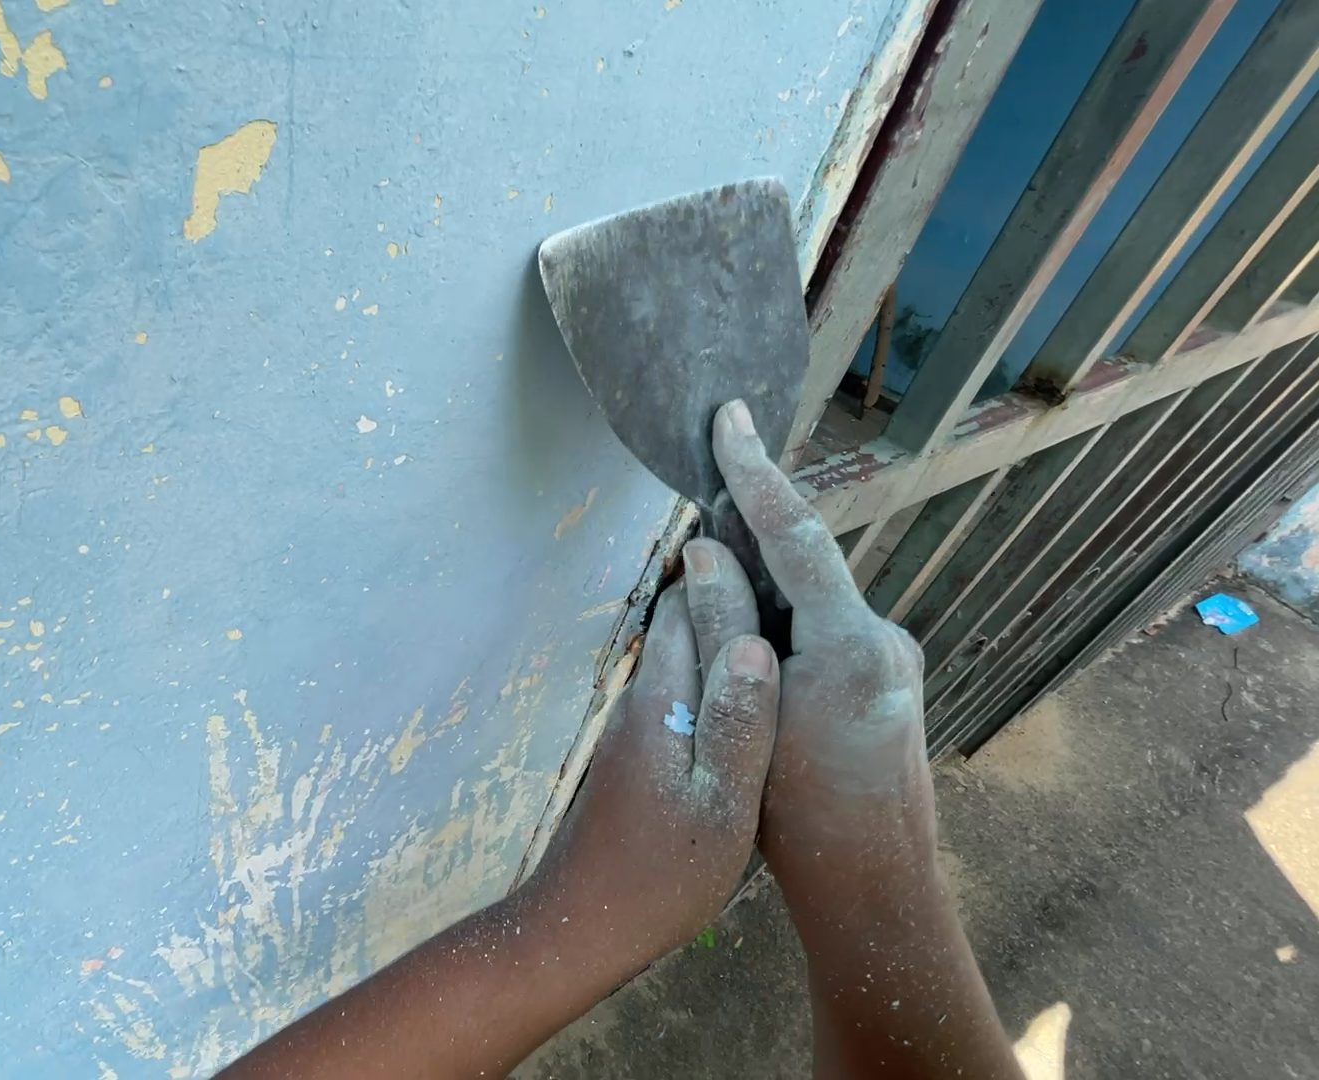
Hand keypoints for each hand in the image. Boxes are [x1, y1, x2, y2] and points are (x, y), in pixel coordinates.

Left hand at [528, 541, 779, 974]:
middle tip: (765, 549)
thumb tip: (755, 644)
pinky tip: (730, 674)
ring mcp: (631, 720)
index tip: (750, 520)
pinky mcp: (631, 743)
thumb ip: (737, 722)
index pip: (692, 612)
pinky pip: (671, 682)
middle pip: (678, 621)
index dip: (723, 568)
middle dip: (715, 583)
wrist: (587, 914)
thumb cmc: (661, 872)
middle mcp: (641, 698)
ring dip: (708, 620)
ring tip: (759, 599)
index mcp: (664, 703)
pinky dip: (700, 662)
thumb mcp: (721, 806)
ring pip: (673, 650)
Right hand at [709, 399, 936, 898]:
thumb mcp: (747, 710)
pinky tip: (737, 629)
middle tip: (700, 489)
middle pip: (803, 562)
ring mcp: (885, 661)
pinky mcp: (876, 682)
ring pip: (806, 597)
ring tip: (703, 569)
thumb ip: (725, 626)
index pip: (796, 535)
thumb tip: (702, 553)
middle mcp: (880, 638)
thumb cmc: (798, 810)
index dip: (756, 472)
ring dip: (755, 576)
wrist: (871, 887)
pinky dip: (771, 614)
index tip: (728, 416)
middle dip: (749, 522)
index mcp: (852, 642)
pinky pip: (815, 626)